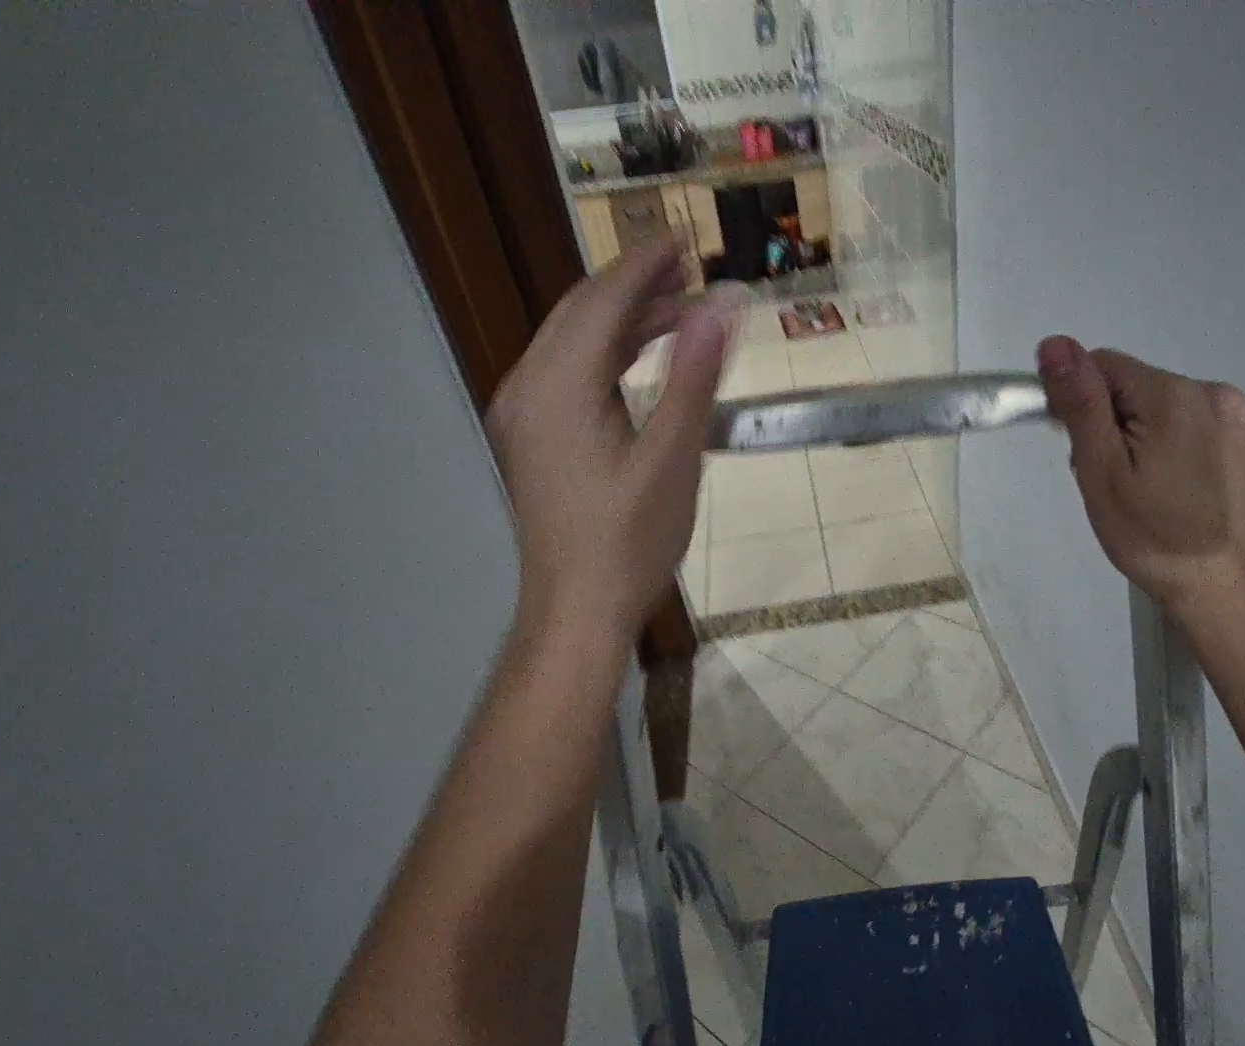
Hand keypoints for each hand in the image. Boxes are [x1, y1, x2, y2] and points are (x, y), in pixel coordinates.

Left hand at [485, 240, 742, 637]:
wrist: (576, 608)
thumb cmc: (630, 541)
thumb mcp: (673, 459)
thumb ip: (694, 378)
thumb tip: (723, 306)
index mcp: (558, 387)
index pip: (603, 300)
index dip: (647, 264)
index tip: (689, 239)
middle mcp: (527, 387)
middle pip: (581, 311)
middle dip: (636, 283)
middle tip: (692, 267)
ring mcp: (521, 413)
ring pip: (571, 340)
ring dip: (623, 318)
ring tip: (681, 309)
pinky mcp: (530, 436)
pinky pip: (566, 370)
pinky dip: (605, 353)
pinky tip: (639, 357)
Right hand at [1037, 336, 1244, 619]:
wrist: (1224, 587)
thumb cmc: (1152, 536)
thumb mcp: (1102, 471)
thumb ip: (1079, 403)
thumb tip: (1054, 344)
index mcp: (1173, 394)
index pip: (1102, 366)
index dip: (1076, 402)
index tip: (1075, 450)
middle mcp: (1210, 391)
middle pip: (1131, 386)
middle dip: (1107, 423)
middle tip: (1108, 481)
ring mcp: (1232, 416)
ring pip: (1155, 407)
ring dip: (1134, 436)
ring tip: (1138, 492)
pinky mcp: (1240, 441)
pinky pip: (1184, 426)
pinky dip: (1163, 448)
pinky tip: (1166, 490)